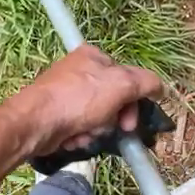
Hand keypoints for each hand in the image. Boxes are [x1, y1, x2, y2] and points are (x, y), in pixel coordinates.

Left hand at [4, 46, 164, 159]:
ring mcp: (67, 92)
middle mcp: (79, 70)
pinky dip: (81, 136)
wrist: (35, 123)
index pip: (128, 76)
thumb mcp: (120, 85)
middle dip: (114, 119)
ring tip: (86, 133)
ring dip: (98, 130)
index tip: (132, 119)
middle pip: (114, 99)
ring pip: (98, 117)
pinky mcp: (57, 113)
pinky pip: (81, 127)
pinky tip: (74, 138)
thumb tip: (159, 87)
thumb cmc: (78, 99)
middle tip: (114, 130)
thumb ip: (145, 82)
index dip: (134, 99)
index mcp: (93, 56)